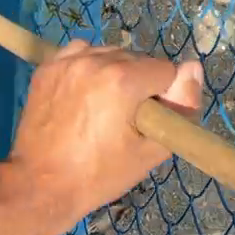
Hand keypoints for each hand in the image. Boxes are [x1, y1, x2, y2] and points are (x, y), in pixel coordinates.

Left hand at [0, 42, 202, 234]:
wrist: (41, 181)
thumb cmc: (100, 173)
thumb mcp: (151, 149)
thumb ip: (180, 107)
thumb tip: (193, 67)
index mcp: (122, 79)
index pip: (166, 70)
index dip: (165, 96)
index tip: (150, 120)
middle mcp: (93, 61)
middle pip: (136, 59)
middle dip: (140, 83)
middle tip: (127, 118)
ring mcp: (65, 62)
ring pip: (107, 53)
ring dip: (114, 71)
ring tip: (106, 105)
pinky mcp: (46, 68)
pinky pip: (78, 53)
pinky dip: (87, 66)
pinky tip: (85, 92)